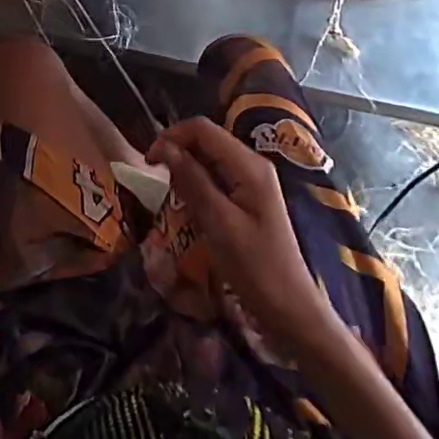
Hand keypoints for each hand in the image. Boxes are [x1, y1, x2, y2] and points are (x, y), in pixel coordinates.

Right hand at [148, 118, 347, 354]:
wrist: (290, 308)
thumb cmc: (255, 267)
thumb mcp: (218, 222)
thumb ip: (191, 180)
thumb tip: (162, 146)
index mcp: (249, 165)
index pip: (202, 129)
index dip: (171, 136)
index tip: (148, 161)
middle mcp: (252, 164)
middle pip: (206, 139)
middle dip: (176, 150)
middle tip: (154, 178)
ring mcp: (252, 181)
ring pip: (208, 157)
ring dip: (184, 167)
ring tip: (166, 190)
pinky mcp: (248, 197)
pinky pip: (216, 175)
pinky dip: (196, 182)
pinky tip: (186, 201)